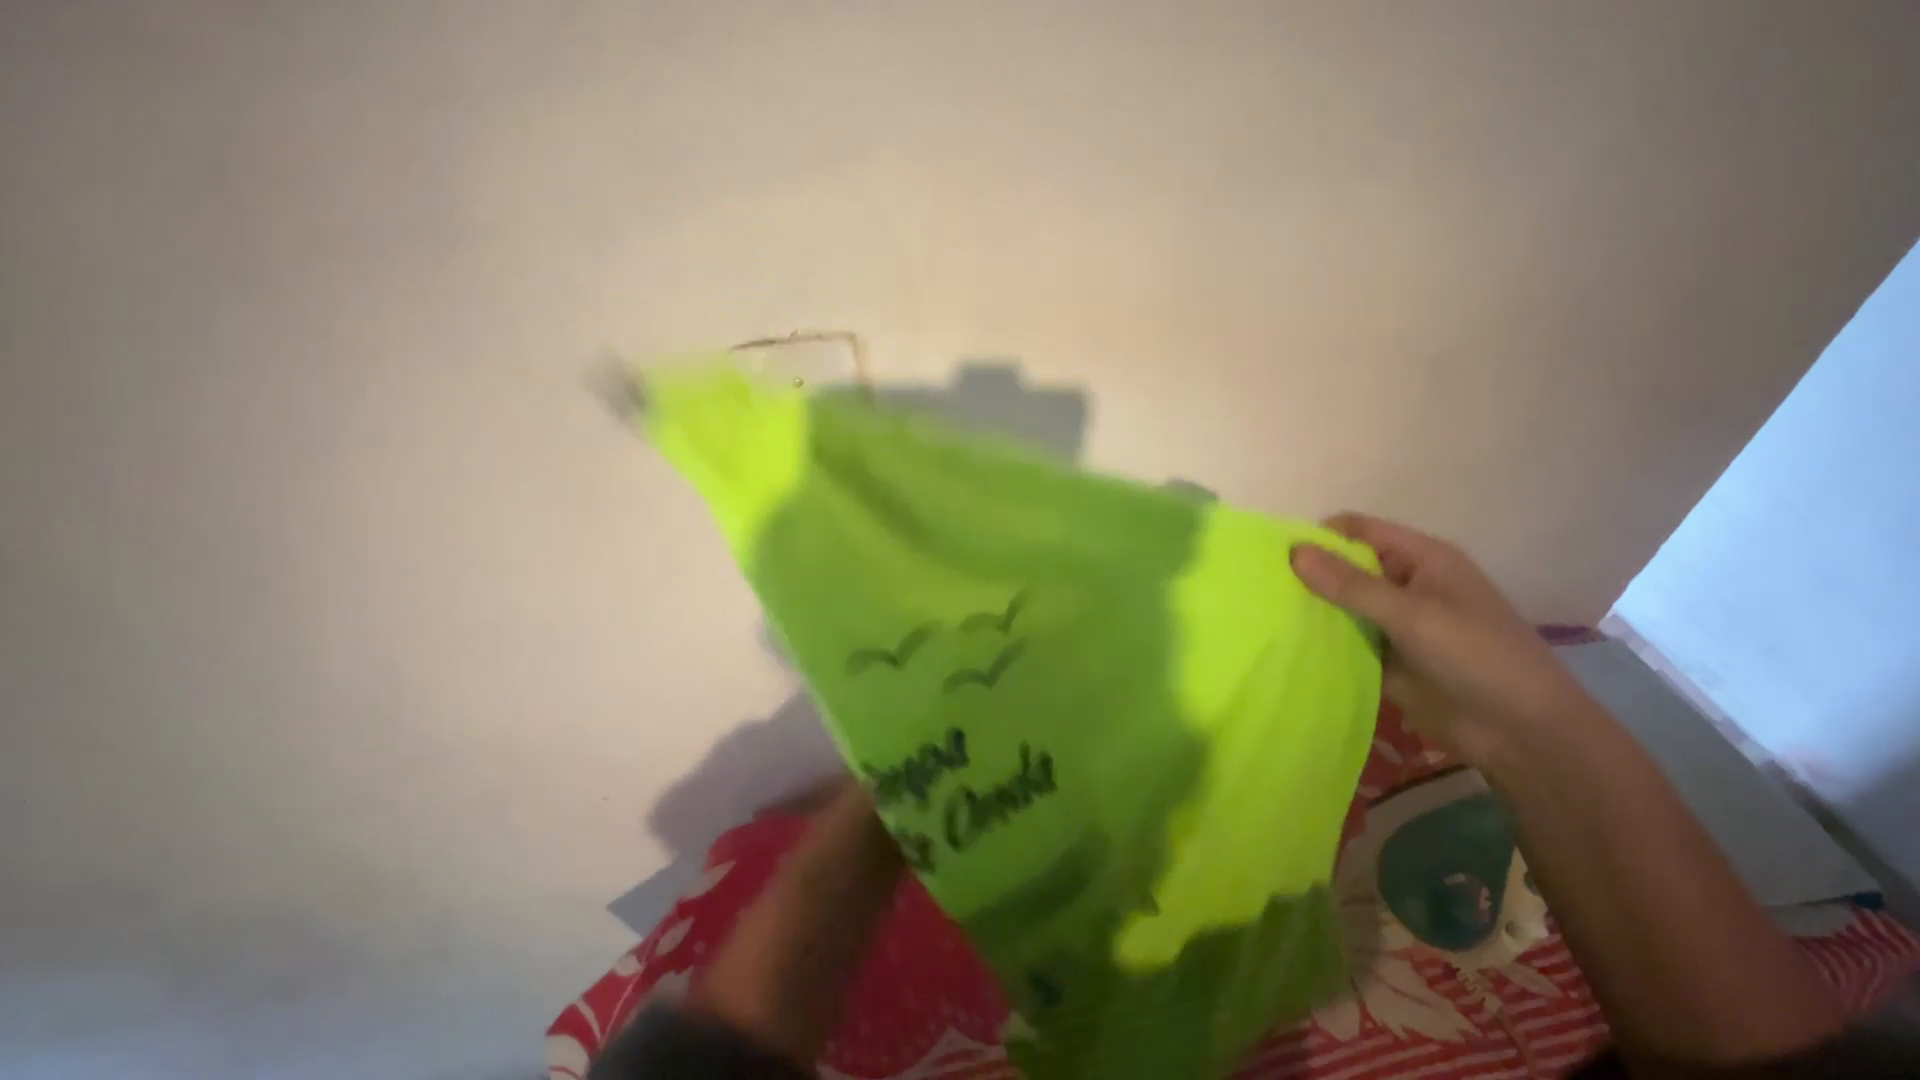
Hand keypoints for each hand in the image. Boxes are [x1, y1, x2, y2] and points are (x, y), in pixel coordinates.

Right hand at [1290, 512, 1594, 766]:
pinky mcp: (1386, 660)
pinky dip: (1320, 643)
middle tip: (1257, 588)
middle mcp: (1404, 585)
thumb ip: (1351, 585)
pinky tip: (1283, 647)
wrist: (1520, 731)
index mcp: (1420, 559)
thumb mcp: (1412, 615)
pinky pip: (1345, 643)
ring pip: (1341, 607)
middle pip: (1345, 568)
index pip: (1358, 530)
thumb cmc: (1476, 656)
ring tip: (1260, 616)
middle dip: (1307, 574)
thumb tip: (1293, 552)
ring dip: (1310, 611)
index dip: (1318, 536)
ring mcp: (1394, 624)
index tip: (1270, 554)